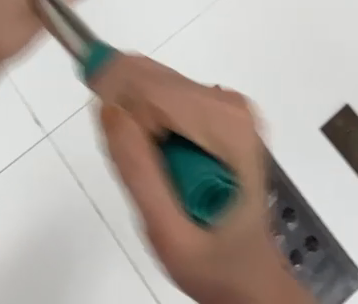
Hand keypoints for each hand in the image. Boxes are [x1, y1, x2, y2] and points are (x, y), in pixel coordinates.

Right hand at [94, 55, 304, 303]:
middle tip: (123, 158)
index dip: (119, 105)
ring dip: (132, 113)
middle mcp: (231, 105)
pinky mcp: (217, 107)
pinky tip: (154, 154)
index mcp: (227, 130)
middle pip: (152, 78)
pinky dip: (143, 114)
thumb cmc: (213, 263)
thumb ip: (139, 173)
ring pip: (152, 80)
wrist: (251, 279)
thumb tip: (109, 108)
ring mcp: (227, 104)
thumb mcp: (169, 234)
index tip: (106, 136)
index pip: (153, 90)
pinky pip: (160, 90)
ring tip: (143, 164)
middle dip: (124, 108)